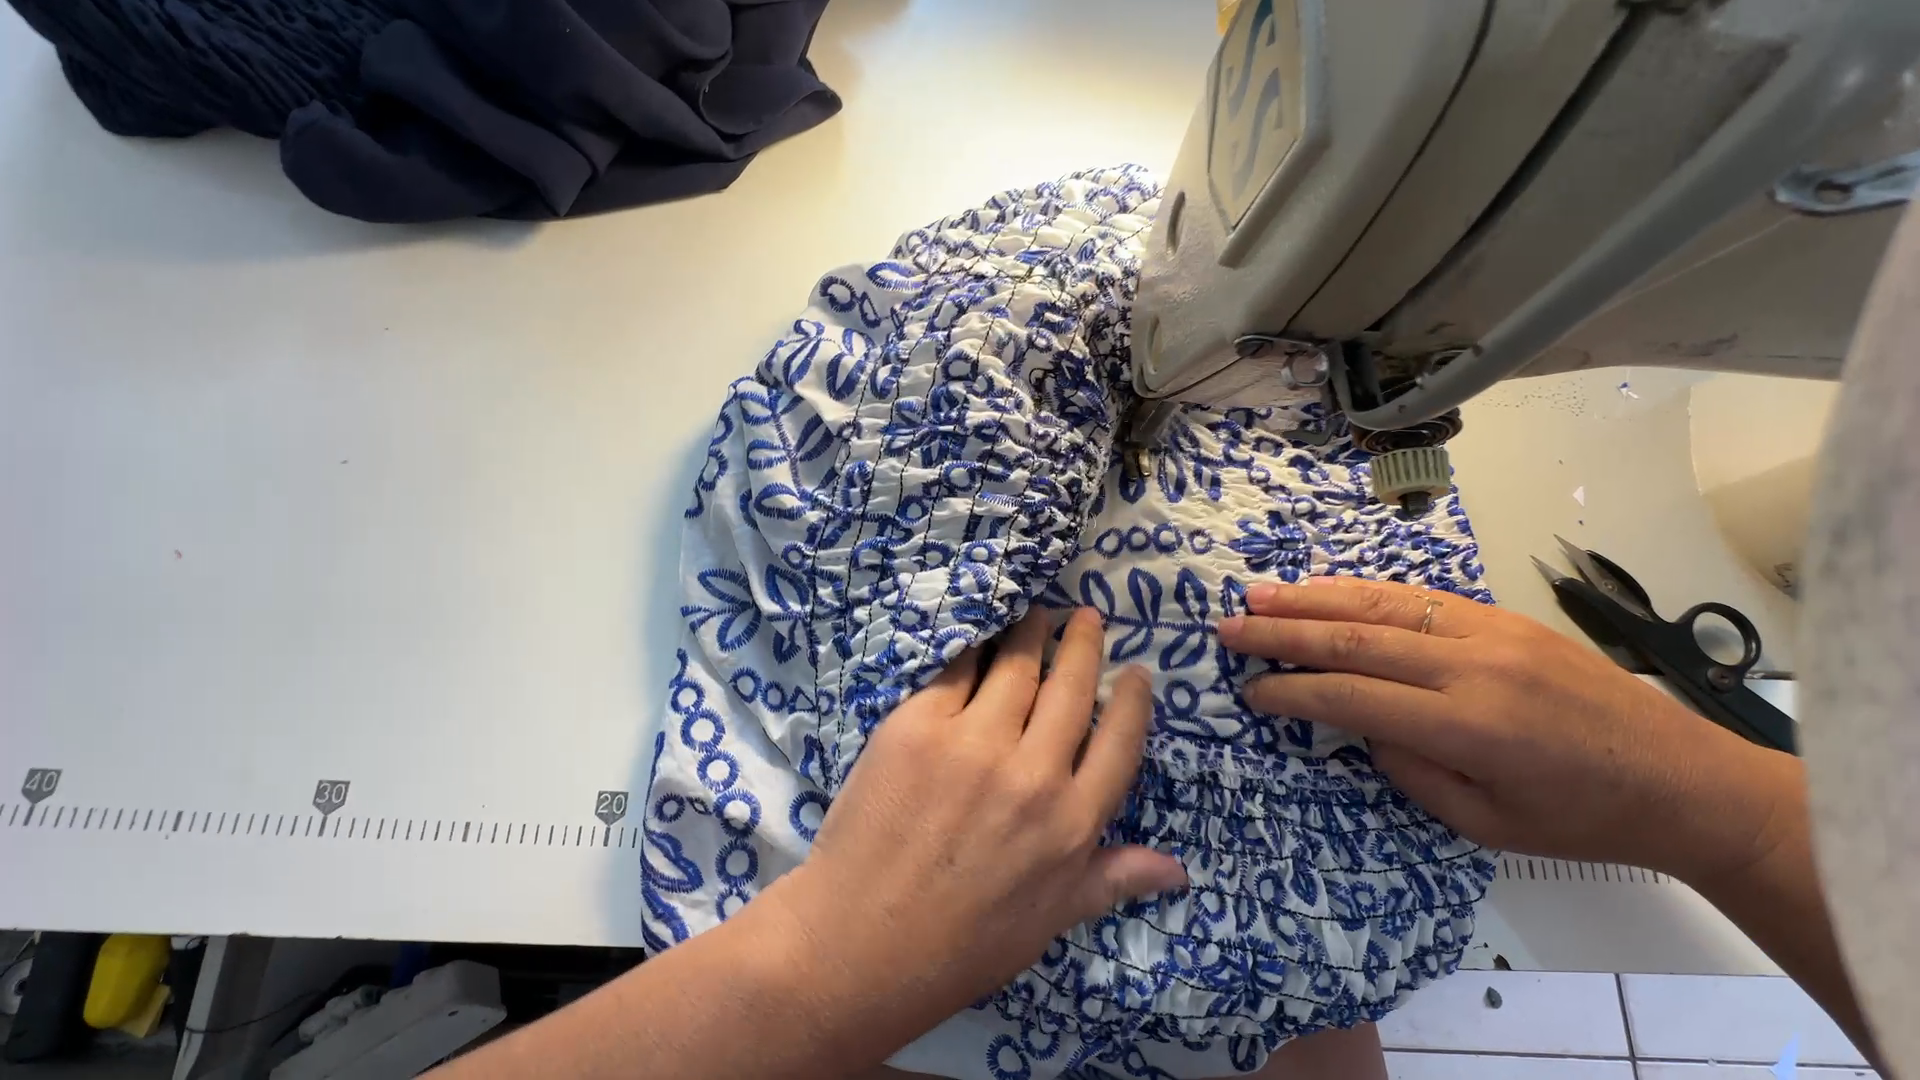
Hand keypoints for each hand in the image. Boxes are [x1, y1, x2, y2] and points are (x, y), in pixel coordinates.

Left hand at [758, 608, 1187, 1029]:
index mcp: (1072, 822)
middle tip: (1084, 616)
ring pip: (1015, 666)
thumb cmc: (962, 943)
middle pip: (1070, 688)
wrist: (861, 943)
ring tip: (1037, 612)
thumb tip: (1177, 870)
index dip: (1131, 698)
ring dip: (1032, 632)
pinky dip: (974, 646)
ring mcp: (973, 743)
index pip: (1120, 740)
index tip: (1134, 671)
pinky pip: (955, 670)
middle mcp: (1033, 773)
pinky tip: (981, 631)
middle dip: (1082, 644)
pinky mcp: (918, 725)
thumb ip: (1111, 880)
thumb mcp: (1050, 920)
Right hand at [1217, 578, 1798, 883]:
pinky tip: (1324, 588)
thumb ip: (1408, 767)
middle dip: (1282, 633)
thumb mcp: (1484, 822)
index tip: (1250, 690)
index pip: (1352, 698)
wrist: (1686, 779)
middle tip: (1228, 627)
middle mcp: (1472, 667)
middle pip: (1354, 638)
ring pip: (1380, 604)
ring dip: (1311, 598)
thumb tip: (1359, 720)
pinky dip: (1361, 590)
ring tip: (1258, 595)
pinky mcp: (1501, 616)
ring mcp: (1489, 631)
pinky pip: (1415, 595)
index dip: (1292, 693)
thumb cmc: (1580, 818)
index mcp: (1468, 728)